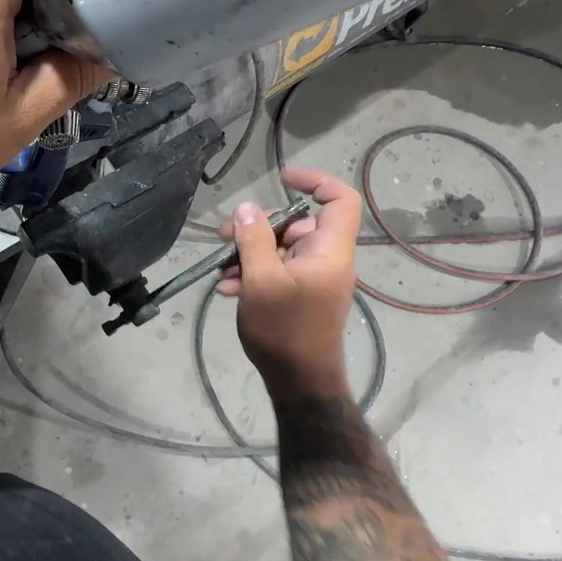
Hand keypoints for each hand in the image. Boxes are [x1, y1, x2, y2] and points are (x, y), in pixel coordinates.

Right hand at [216, 167, 363, 398]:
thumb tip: (247, 207)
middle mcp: (326, 260)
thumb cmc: (284, 330)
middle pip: (297, 224)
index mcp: (329, 251)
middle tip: (225, 236)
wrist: (299, 380)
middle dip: (259, 226)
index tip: (281, 179)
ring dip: (249, 252)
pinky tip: (228, 287)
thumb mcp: (261, 282)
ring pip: (281, 248)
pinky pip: (277, 271)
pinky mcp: (300, 295)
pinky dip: (253, 273)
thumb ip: (253, 241)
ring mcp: (313, 279)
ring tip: (222, 268)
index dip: (315, 181)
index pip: (339, 200)